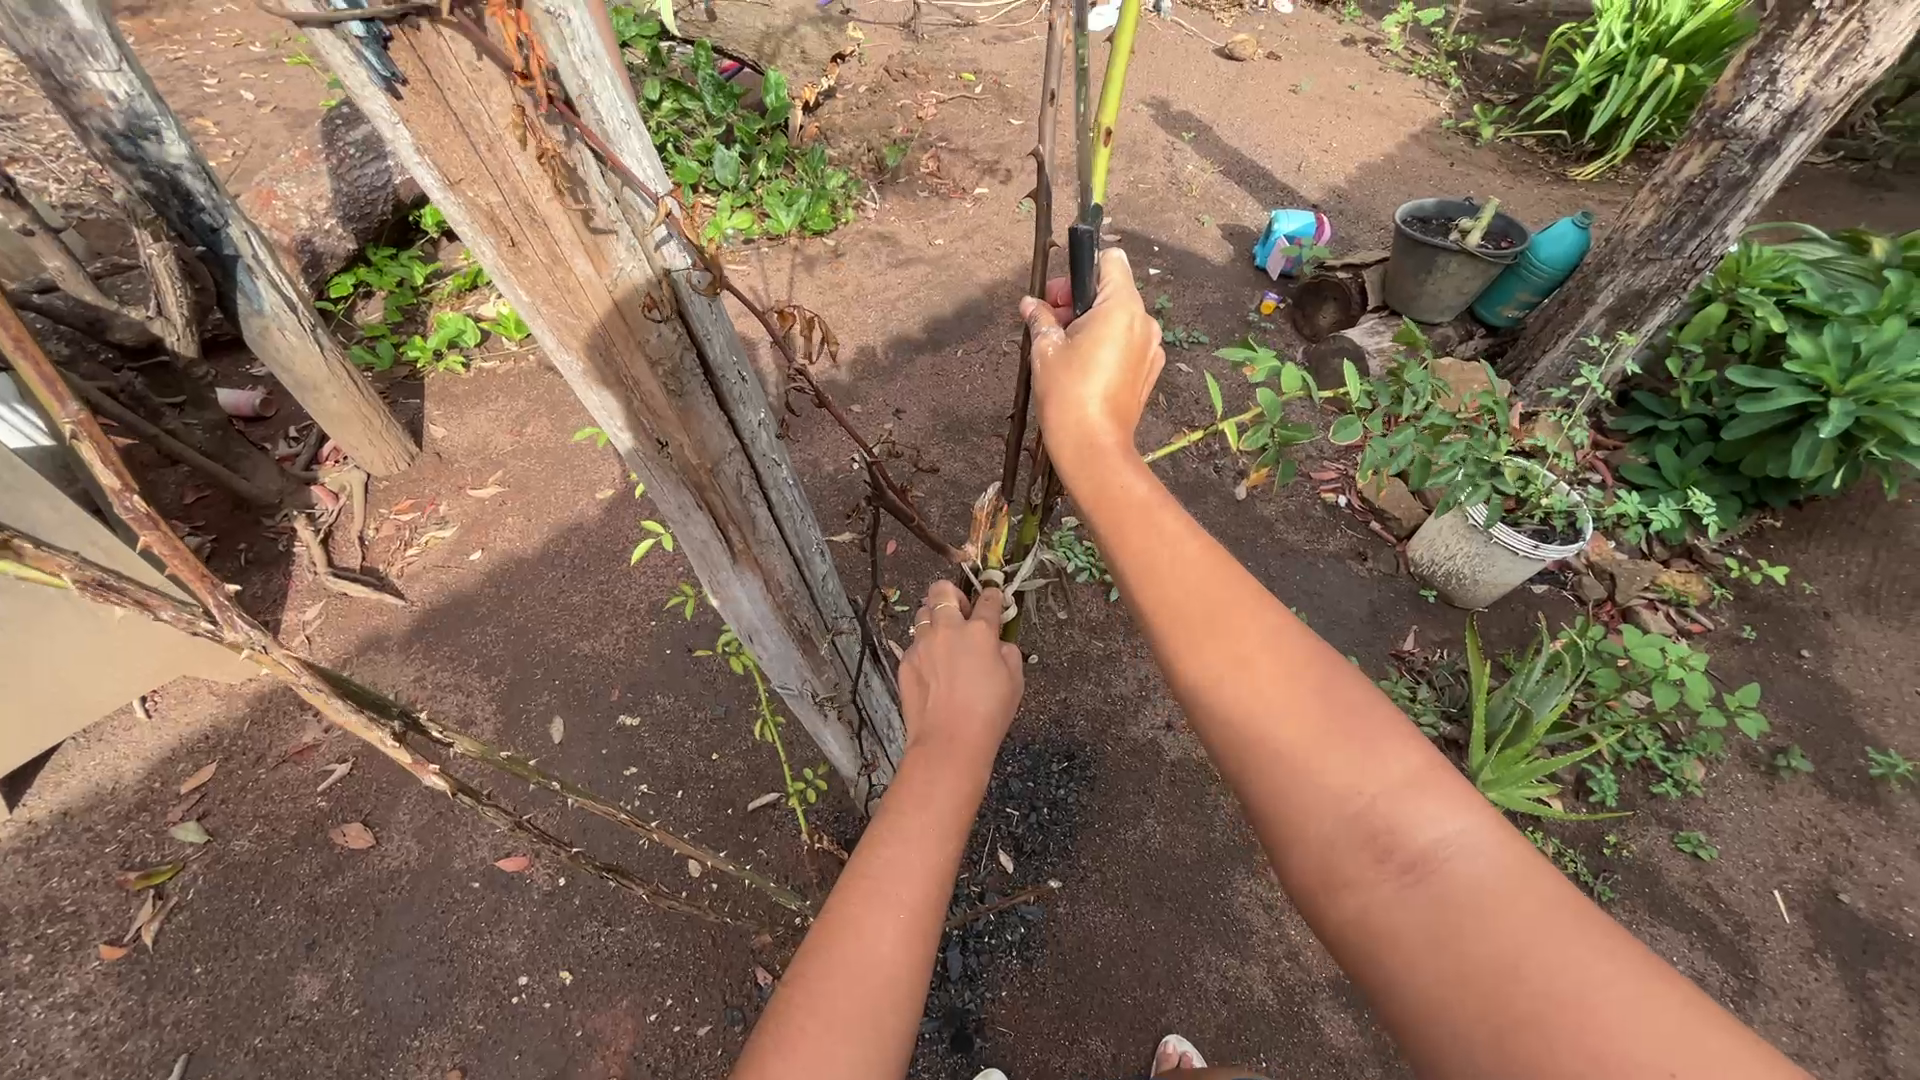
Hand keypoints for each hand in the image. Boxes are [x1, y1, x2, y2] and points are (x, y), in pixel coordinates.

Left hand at [898, 580, 1023, 766]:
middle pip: (942, 590)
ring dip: (934, 618)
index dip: (993, 596)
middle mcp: (948, 629)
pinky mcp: (906, 661)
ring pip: (923, 613)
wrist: (949, 740)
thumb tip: (998, 644)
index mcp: (980, 631)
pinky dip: (924, 648)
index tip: (994, 598)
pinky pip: (914, 643)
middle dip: (952, 594)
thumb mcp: (1015, 680)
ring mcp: (922, 644)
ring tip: (943, 637)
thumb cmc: (989, 712)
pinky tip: (932, 667)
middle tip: (961, 611)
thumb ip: (1008, 652)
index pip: (988, 600)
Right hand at [1019, 246, 1165, 454]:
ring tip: (1063, 350)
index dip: (1080, 271)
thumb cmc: (1068, 395)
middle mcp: (1144, 322)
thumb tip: (1030, 304)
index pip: (1111, 261)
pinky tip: (1082, 369)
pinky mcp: (1148, 371)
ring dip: (1091, 324)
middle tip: (1050, 324)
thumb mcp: (1045, 350)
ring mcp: (1150, 348)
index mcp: (1122, 307)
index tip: (1058, 296)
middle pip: (1112, 291)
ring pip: (1119, 319)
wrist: (1092, 447)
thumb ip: (1040, 318)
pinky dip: (1106, 346)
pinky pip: (1127, 344)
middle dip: (1079, 301)